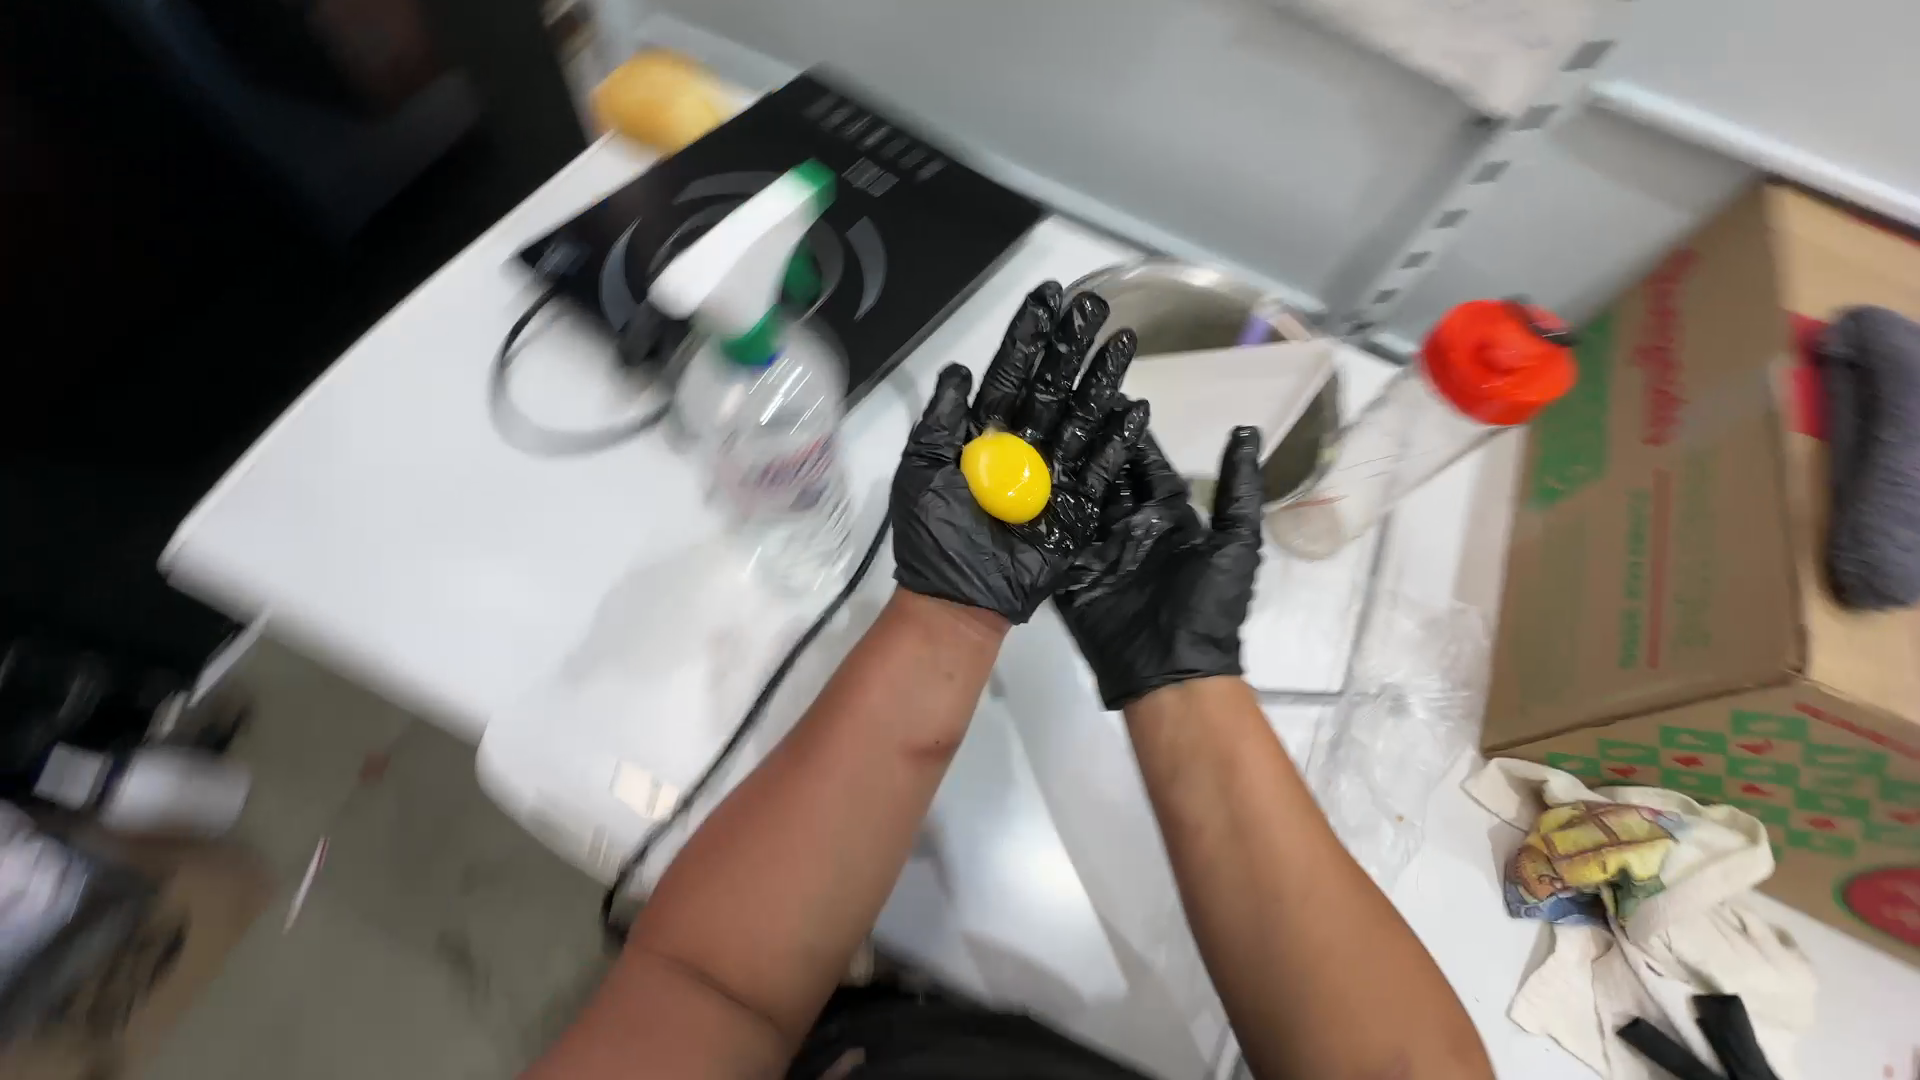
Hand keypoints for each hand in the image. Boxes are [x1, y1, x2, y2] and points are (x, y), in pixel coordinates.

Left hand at [892, 283, 1148, 623]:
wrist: (958, 598)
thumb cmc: (933, 537)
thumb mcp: (921, 470)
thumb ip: (940, 420)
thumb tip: (956, 368)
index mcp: (983, 435)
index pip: (1009, 375)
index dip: (1028, 337)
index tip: (1047, 298)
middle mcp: (1021, 447)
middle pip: (1051, 387)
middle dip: (1071, 347)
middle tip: (1093, 306)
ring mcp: (1051, 475)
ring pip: (1081, 419)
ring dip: (1101, 382)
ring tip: (1123, 342)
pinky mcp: (1074, 506)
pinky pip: (1099, 470)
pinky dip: (1116, 442)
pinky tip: (1133, 409)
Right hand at [1056, 427, 1263, 708]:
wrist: (1172, 670)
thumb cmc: (1209, 607)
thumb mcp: (1235, 543)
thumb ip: (1239, 490)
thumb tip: (1245, 429)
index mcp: (1168, 519)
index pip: (1147, 467)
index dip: (1132, 436)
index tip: (1114, 399)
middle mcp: (1131, 528)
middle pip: (1108, 478)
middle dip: (1092, 443)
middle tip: (1068, 406)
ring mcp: (1098, 549)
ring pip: (1078, 500)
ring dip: (1062, 469)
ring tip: (1041, 430)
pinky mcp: (1070, 571)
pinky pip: (1055, 536)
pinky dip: (1040, 511)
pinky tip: (1020, 478)